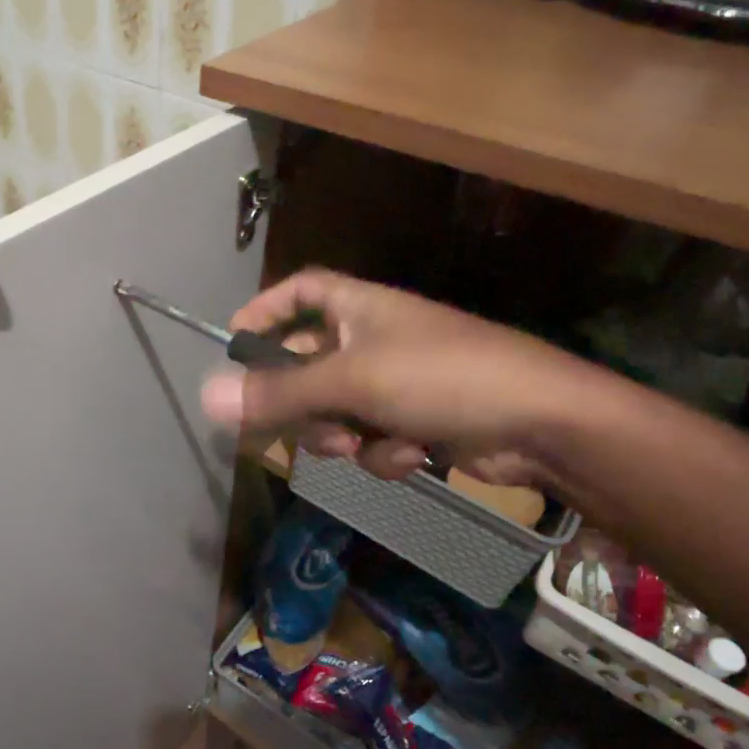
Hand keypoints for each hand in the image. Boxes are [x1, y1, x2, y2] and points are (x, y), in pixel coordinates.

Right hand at [198, 268, 610, 484]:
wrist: (541, 422)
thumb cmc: (442, 378)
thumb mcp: (352, 383)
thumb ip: (279, 393)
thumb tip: (207, 397)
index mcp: (359, 308)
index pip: (299, 291)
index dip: (264, 313)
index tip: (233, 346)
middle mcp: (374, 338)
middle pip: (307, 365)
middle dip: (303, 404)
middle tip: (298, 427)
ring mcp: (398, 381)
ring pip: (337, 412)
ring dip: (344, 436)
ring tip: (366, 443)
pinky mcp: (418, 420)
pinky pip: (372, 437)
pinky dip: (384, 452)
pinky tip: (414, 457)